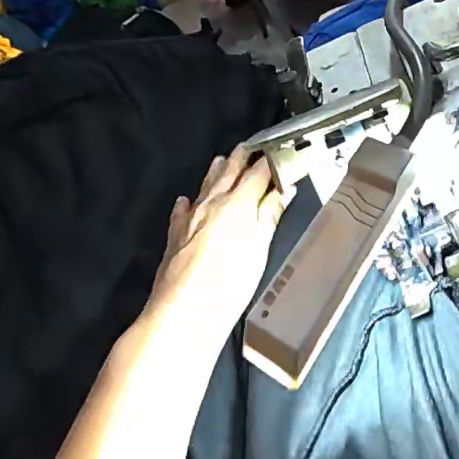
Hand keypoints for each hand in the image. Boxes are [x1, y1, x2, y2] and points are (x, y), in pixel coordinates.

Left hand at [143, 151, 286, 340]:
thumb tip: (284, 189)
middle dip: (241, 157)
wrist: (185, 312)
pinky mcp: (175, 235)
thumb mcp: (260, 248)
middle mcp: (210, 204)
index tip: (279, 153)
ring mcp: (190, 218)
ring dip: (217, 171)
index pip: (258, 173)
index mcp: (236, 203)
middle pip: (228, 172)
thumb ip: (269, 215)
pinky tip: (185, 200)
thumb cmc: (229, 283)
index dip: (271, 161)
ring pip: (205, 186)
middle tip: (251, 146)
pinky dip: (188, 201)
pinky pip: (182, 210)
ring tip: (222, 159)